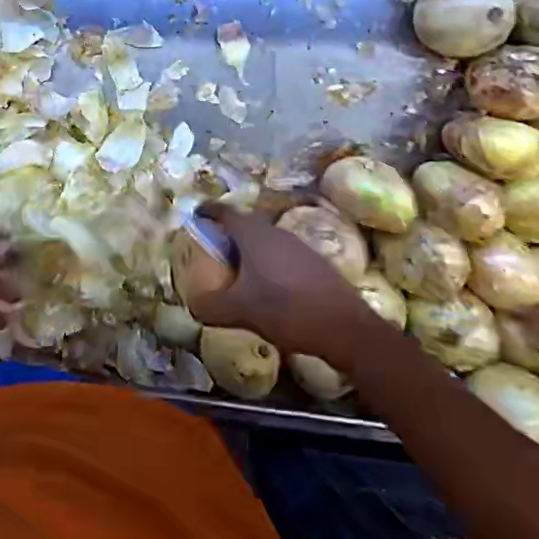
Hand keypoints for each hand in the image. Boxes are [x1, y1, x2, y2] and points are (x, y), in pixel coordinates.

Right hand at [187, 205, 369, 354]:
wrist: (345, 328)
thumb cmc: (286, 309)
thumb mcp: (240, 311)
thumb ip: (211, 306)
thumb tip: (192, 305)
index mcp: (254, 235)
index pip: (226, 211)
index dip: (209, 210)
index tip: (197, 215)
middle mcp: (277, 232)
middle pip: (247, 224)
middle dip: (229, 233)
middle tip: (214, 249)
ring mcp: (300, 247)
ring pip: (268, 241)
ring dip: (252, 250)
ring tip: (240, 271)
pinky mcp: (317, 264)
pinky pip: (284, 256)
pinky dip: (270, 264)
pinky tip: (271, 289)